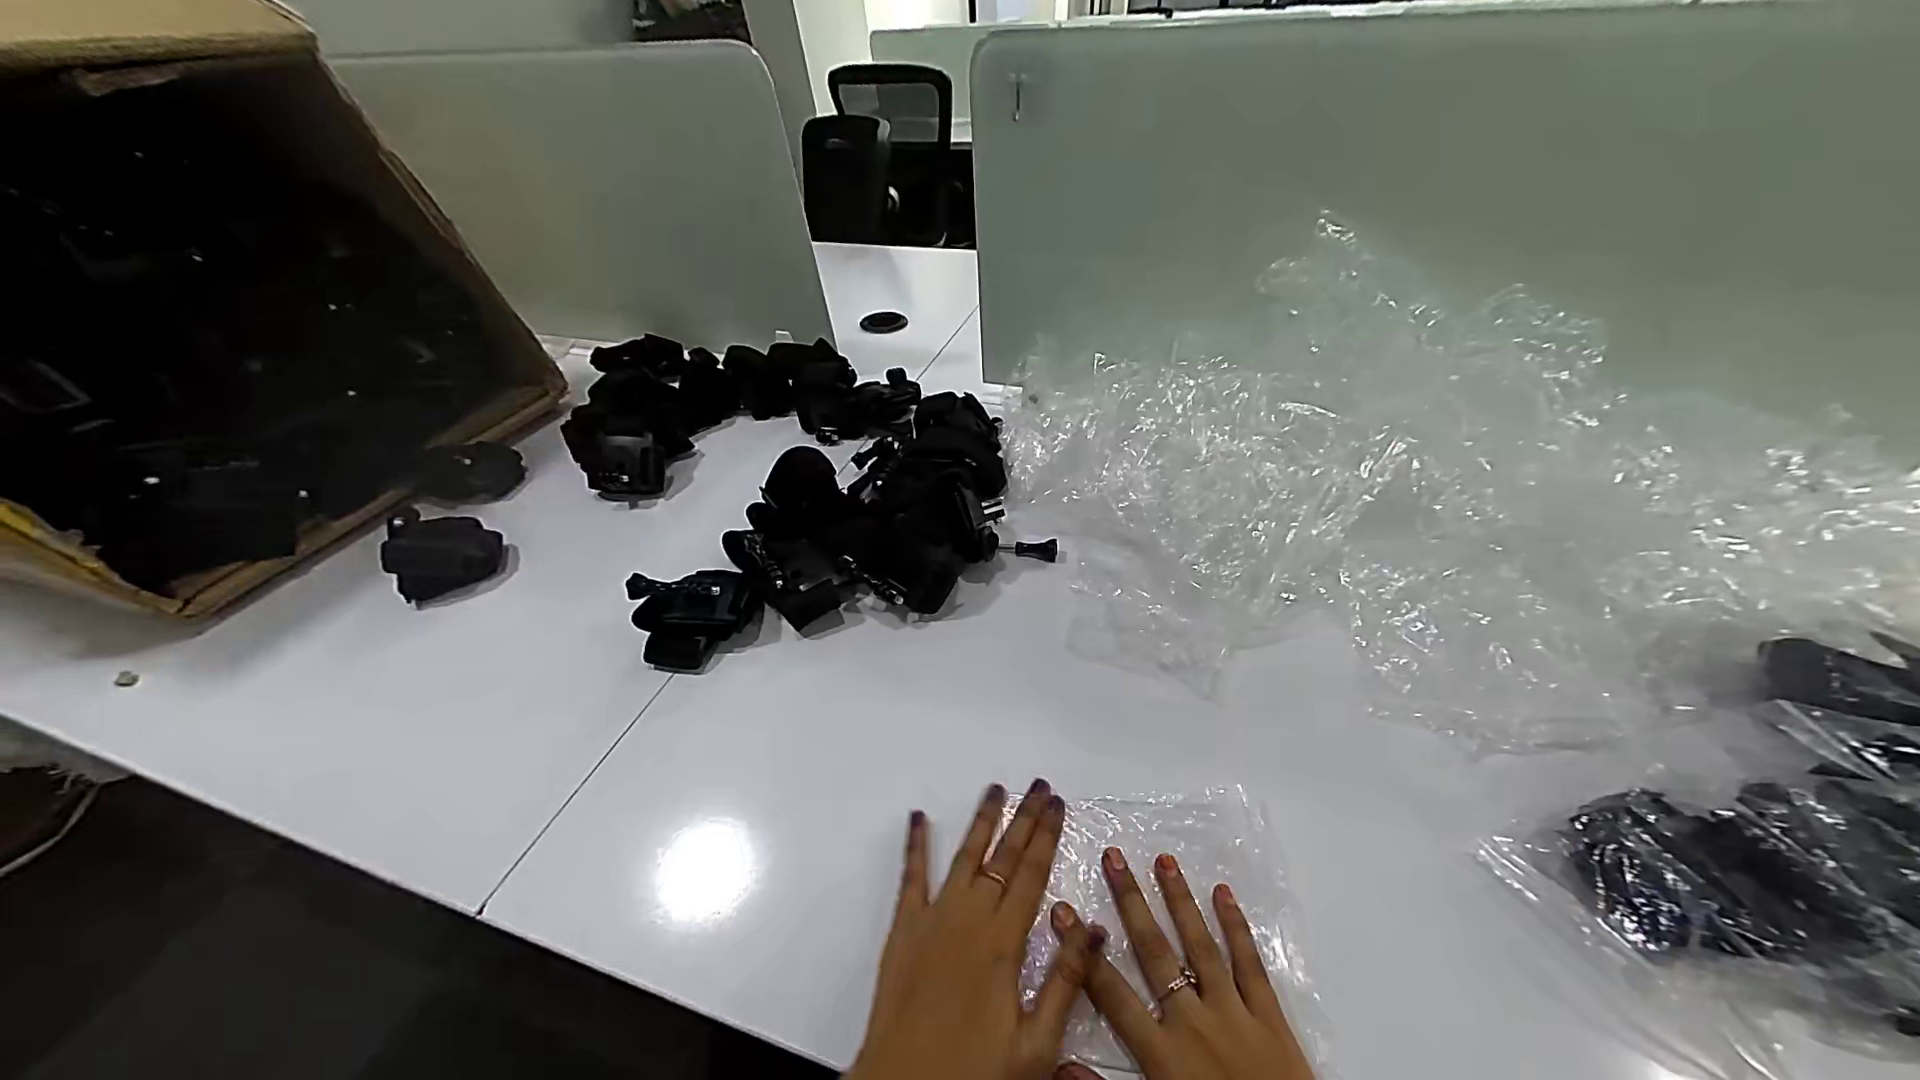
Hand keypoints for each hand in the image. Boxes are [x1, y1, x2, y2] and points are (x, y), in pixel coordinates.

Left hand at [847, 780, 1109, 1079]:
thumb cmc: (973, 1073)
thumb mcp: (1034, 1044)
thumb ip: (1065, 981)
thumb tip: (1092, 926)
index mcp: (1003, 942)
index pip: (1032, 874)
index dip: (1047, 836)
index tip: (1058, 805)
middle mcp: (969, 918)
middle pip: (1004, 857)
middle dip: (1024, 818)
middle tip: (1038, 786)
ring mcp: (933, 918)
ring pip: (964, 856)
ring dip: (982, 821)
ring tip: (995, 789)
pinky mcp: (903, 928)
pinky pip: (911, 877)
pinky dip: (915, 845)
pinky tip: (917, 818)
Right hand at [1050, 849, 1314, 1079]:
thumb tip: (1058, 1065)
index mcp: (1163, 1056)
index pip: (1112, 993)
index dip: (1084, 952)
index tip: (1064, 910)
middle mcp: (1193, 1024)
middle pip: (1155, 952)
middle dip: (1131, 902)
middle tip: (1114, 858)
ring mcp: (1234, 1015)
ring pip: (1200, 946)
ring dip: (1180, 900)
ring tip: (1165, 860)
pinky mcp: (1271, 1018)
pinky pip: (1250, 965)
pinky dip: (1236, 927)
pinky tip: (1224, 893)